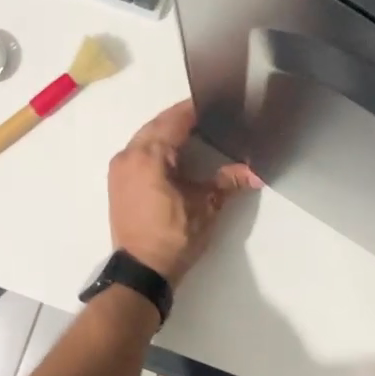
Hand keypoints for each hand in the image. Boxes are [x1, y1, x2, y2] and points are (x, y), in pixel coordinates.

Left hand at [109, 100, 261, 284]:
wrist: (142, 271)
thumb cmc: (173, 237)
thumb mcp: (205, 206)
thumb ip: (228, 182)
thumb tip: (256, 173)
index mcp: (149, 155)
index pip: (175, 119)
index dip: (197, 109)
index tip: (218, 103)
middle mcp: (128, 155)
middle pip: (158, 125)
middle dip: (182, 120)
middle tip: (210, 118)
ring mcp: (119, 169)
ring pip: (146, 139)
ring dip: (168, 134)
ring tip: (197, 135)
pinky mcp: (118, 183)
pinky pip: (138, 154)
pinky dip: (156, 150)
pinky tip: (176, 156)